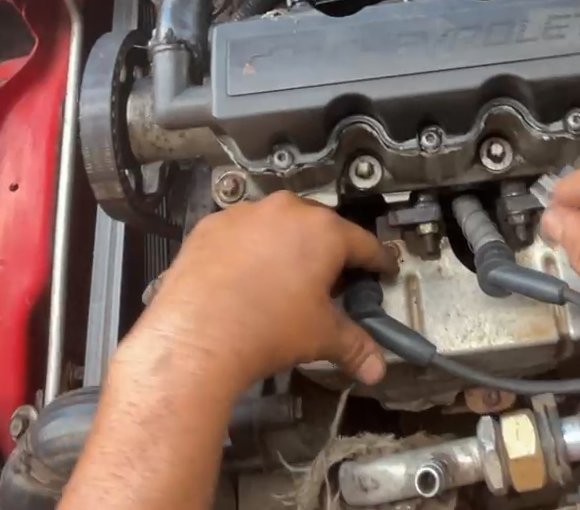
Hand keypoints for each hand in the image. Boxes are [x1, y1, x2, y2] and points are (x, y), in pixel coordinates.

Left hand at [118, 193, 394, 392]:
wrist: (196, 337)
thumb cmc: (270, 330)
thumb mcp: (321, 336)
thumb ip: (355, 345)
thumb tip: (378, 369)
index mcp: (324, 231)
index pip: (364, 243)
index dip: (377, 260)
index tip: (383, 270)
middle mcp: (288, 210)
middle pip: (320, 228)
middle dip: (329, 252)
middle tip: (330, 281)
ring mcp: (247, 213)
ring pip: (278, 224)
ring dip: (286, 245)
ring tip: (282, 279)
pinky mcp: (213, 224)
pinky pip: (242, 231)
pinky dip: (248, 248)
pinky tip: (244, 276)